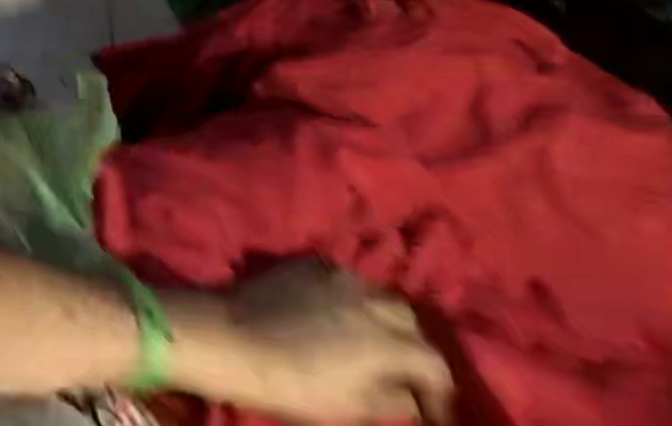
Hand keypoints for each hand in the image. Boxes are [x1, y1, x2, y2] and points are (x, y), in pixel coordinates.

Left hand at [168, 262, 453, 423]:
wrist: (231, 337)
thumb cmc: (293, 382)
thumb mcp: (354, 408)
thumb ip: (394, 401)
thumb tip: (412, 397)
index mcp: (387, 339)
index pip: (435, 363)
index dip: (440, 393)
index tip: (433, 415)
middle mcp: (366, 297)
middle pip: (407, 320)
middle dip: (413, 348)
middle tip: (404, 374)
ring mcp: (332, 273)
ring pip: (375, 292)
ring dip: (382, 317)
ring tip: (372, 342)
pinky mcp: (302, 262)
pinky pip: (341, 276)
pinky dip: (349, 296)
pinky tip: (338, 314)